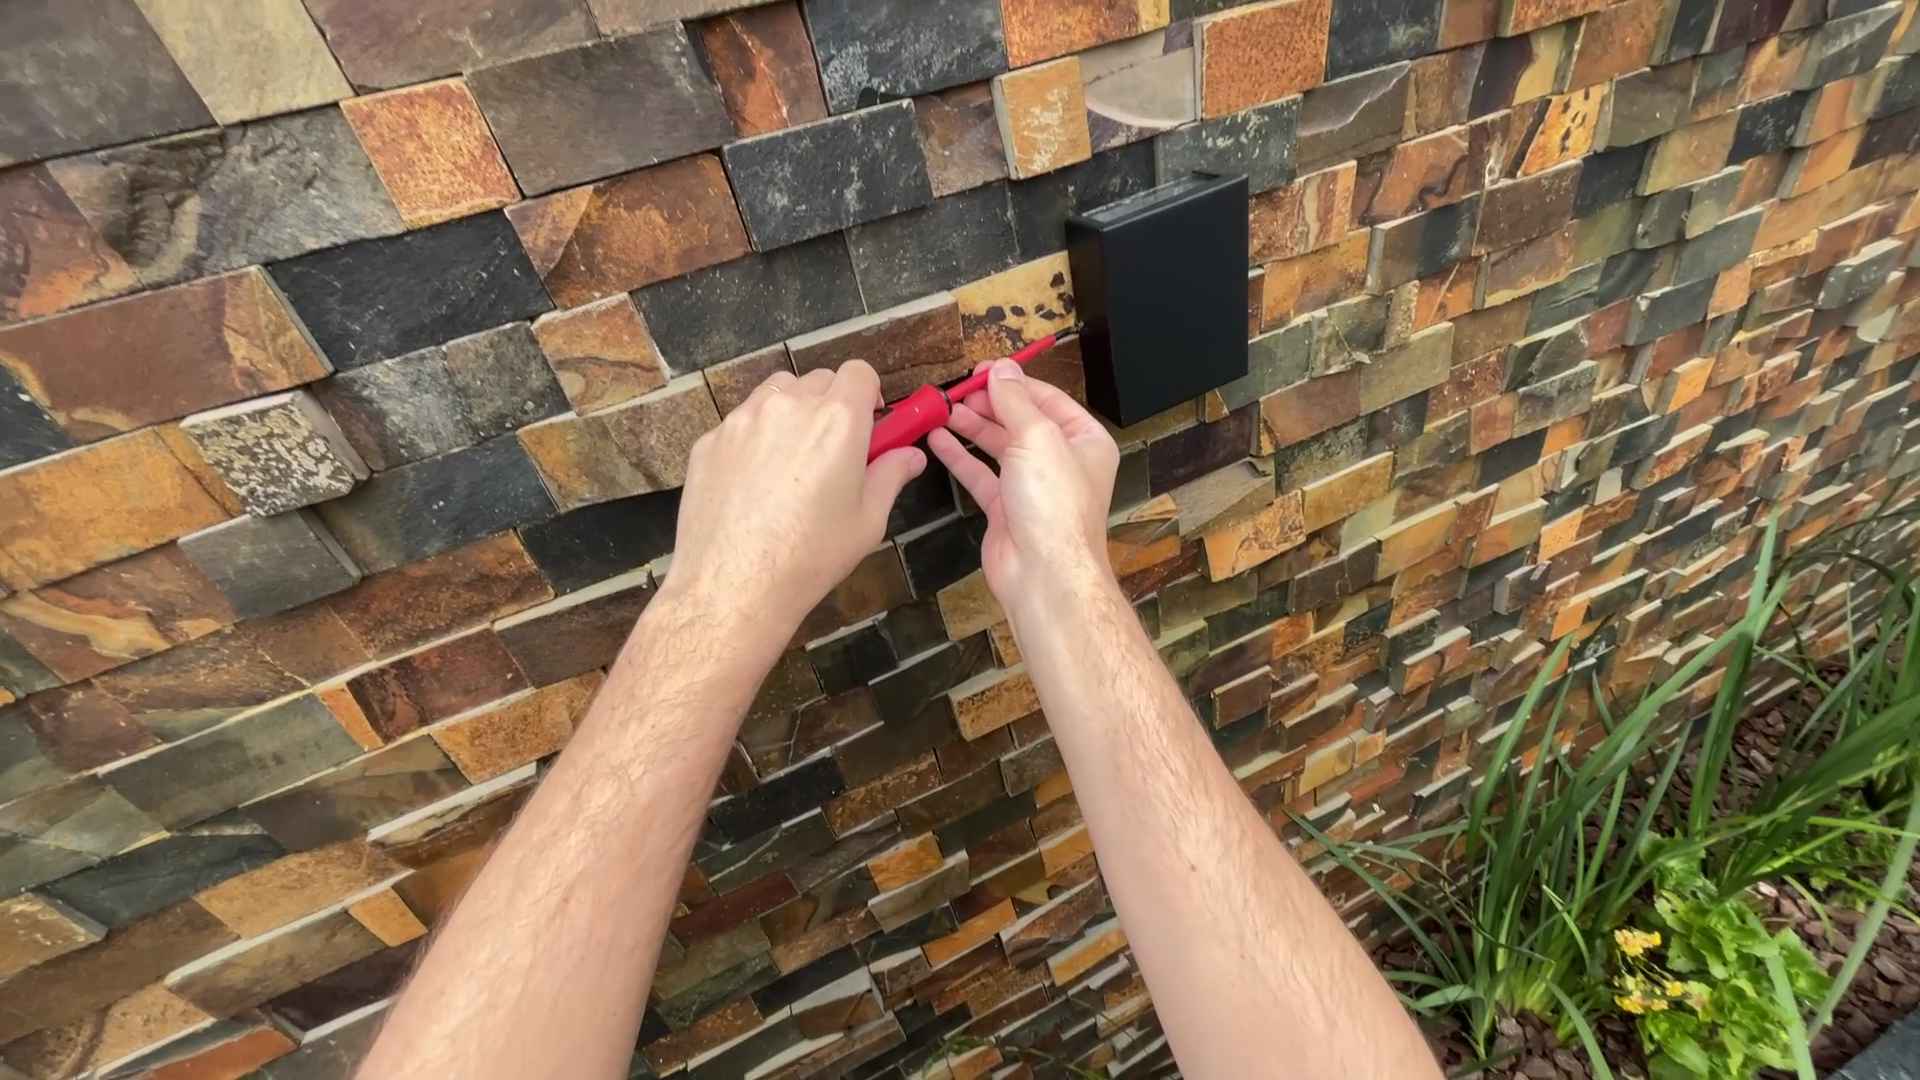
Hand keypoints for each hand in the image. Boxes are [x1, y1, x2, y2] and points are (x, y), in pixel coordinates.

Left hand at [666, 362, 924, 637]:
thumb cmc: (811, 556)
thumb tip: (911, 455)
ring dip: (793, 413)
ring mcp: (743, 419)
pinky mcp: (710, 440)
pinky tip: (755, 484)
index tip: (870, 422)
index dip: (869, 393)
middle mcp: (789, 406)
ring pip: (777, 393)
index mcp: (838, 420)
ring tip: (794, 462)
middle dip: (832, 404)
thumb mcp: (868, 521)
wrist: (734, 585)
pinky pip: (742, 422)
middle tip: (834, 450)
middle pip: (818, 380)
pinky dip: (756, 438)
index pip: (859, 372)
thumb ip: (891, 476)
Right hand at [927, 359, 1119, 609]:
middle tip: (958, 391)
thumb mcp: (1037, 438)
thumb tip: (1002, 370)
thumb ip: (1015, 402)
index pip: (1048, 400)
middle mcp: (1062, 462)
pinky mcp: (1007, 509)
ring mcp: (1033, 487)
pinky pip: (981, 474)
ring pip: (999, 447)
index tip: (983, 370)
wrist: (1044, 572)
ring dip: (972, 427)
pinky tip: (939, 440)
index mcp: (1085, 441)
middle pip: (1021, 422)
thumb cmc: (1055, 507)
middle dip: (989, 404)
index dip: (1014, 383)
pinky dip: (960, 456)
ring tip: (944, 410)